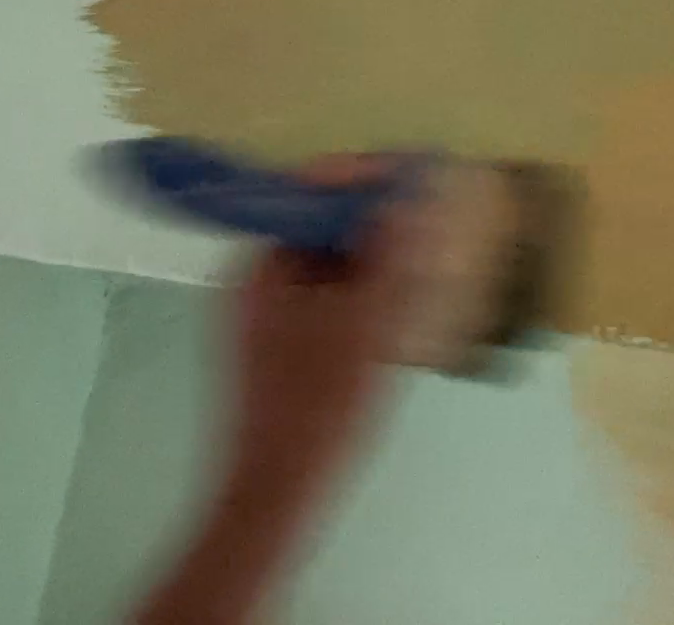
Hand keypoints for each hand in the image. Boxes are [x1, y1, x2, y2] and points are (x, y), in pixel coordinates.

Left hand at [227, 154, 404, 498]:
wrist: (275, 494)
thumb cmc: (319, 406)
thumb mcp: (367, 323)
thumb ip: (390, 255)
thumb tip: (409, 197)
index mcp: (260, 263)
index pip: (309, 192)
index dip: (363, 179)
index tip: (413, 177)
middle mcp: (251, 277)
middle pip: (318, 225)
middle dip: (371, 221)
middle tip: (422, 224)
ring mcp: (260, 309)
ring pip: (323, 262)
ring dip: (367, 258)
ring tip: (414, 263)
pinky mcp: (273, 338)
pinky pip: (320, 293)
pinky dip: (355, 290)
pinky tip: (388, 307)